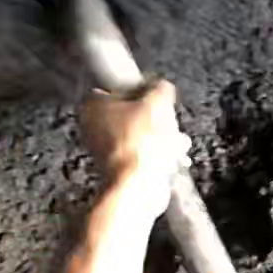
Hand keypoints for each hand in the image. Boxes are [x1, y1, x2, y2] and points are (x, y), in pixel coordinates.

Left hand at [82, 80, 190, 216]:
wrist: (140, 186)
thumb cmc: (141, 143)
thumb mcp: (158, 101)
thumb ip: (160, 88)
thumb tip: (162, 88)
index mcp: (93, 106)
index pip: (116, 87)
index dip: (140, 89)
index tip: (156, 95)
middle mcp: (93, 128)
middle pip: (131, 112)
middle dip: (156, 117)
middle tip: (169, 119)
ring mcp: (106, 151)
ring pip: (140, 135)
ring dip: (163, 137)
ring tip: (179, 142)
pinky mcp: (120, 169)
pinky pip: (143, 156)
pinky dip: (160, 156)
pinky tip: (177, 159)